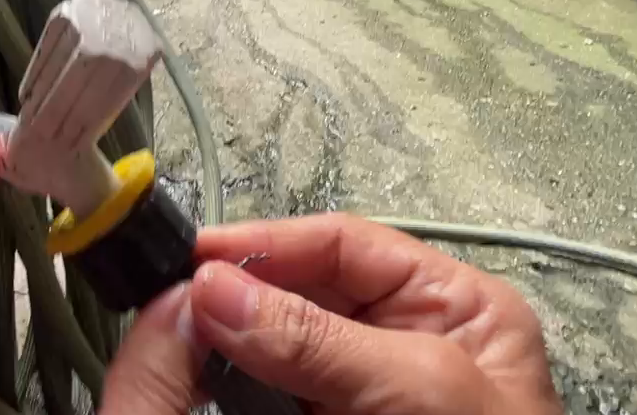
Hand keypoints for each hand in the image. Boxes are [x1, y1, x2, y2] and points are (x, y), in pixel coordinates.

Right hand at [175, 214, 561, 414]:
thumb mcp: (421, 395)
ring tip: (189, 330)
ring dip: (237, 335)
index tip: (202, 252)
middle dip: (246, 290)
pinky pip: (279, 387)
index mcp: (451, 301)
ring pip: (285, 337)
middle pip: (306, 286)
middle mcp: (407, 332)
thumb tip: (214, 288)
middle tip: (185, 296)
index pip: (343, 243)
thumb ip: (317, 340)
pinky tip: (213, 372)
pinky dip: (243, 379)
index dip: (268, 241)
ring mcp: (370, 383)